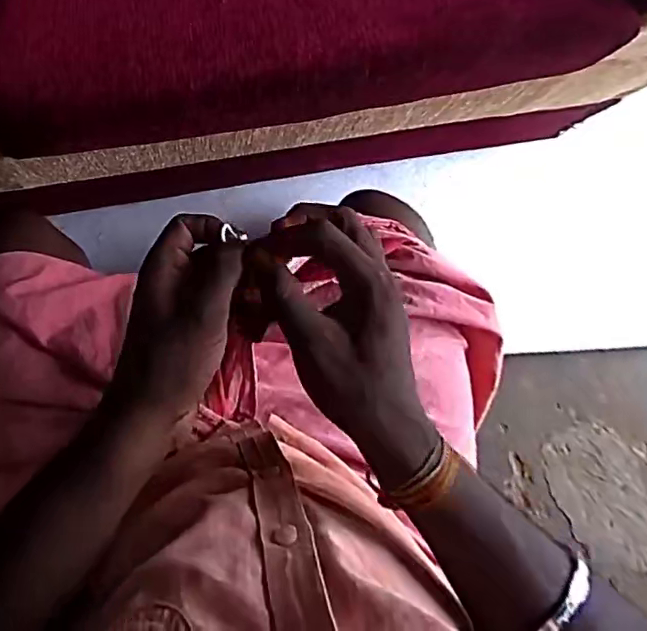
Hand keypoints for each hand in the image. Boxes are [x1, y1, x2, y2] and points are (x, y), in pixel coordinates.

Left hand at [103, 215, 245, 429]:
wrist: (150, 412)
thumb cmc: (175, 359)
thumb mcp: (205, 310)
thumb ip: (223, 268)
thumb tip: (238, 239)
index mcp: (163, 266)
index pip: (186, 225)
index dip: (214, 227)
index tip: (244, 246)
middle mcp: (168, 279)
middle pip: (206, 253)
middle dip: (237, 263)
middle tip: (265, 281)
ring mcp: (178, 305)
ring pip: (215, 281)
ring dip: (241, 289)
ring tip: (265, 306)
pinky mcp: (189, 328)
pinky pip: (215, 306)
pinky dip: (235, 310)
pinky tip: (255, 326)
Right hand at [253, 204, 441, 481]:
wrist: (389, 426)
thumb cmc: (350, 387)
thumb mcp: (309, 340)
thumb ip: (281, 293)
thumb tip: (256, 257)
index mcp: (369, 281)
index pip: (323, 233)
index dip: (285, 237)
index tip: (259, 252)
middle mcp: (382, 275)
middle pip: (345, 221)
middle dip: (306, 221)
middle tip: (276, 235)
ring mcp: (385, 285)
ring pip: (354, 235)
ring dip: (320, 232)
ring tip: (289, 246)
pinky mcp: (380, 298)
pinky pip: (355, 255)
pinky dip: (329, 251)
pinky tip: (307, 271)